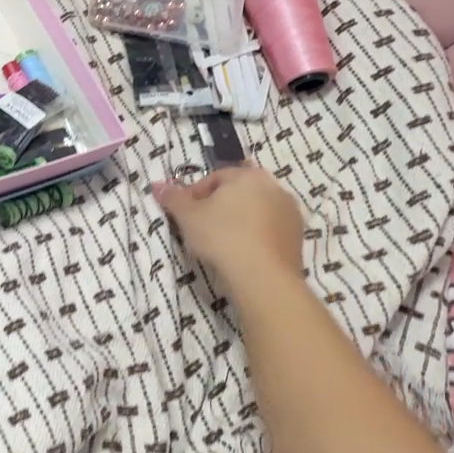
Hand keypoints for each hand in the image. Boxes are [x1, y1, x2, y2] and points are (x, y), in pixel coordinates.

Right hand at [153, 164, 305, 290]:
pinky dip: (256, 234)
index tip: (185, 214)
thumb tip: (156, 185)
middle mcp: (273, 187)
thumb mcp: (187, 216)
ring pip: (256, 209)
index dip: (194, 195)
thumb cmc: (221, 236)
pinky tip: (243, 251)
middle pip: (238, 192)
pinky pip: (270, 228)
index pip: (214, 178)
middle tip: (202, 226)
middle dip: (220, 205)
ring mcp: (290, 211)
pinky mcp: (298, 235)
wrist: (263, 276)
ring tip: (222, 241)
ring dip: (240, 219)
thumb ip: (172, 197)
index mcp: (247, 176)